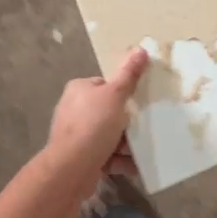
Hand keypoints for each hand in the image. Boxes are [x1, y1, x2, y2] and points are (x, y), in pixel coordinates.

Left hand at [43, 46, 149, 183]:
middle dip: (126, 123)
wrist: (72, 169)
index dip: (122, 93)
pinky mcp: (79, 157)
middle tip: (144, 128)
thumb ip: (128, 75)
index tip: (138, 103)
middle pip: (108, 112)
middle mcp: (73, 109)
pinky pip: (104, 154)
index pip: (105, 85)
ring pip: (108, 135)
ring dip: (126, 144)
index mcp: (79, 89)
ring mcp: (75, 135)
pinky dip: (119, 160)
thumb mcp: (115, 95)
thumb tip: (140, 49)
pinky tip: (134, 166)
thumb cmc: (93, 125)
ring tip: (143, 150)